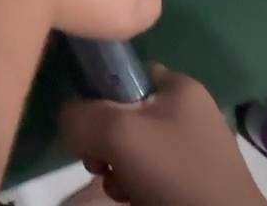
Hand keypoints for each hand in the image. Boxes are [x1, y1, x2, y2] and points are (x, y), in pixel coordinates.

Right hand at [59, 66, 266, 205]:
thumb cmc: (176, 177)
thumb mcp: (116, 133)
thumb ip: (79, 115)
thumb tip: (71, 123)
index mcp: (181, 88)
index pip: (124, 72)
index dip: (98, 91)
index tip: (88, 120)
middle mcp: (190, 114)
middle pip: (124, 113)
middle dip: (103, 140)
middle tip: (99, 162)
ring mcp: (195, 153)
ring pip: (133, 147)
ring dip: (114, 167)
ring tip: (117, 188)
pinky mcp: (195, 188)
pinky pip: (150, 175)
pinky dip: (134, 187)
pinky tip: (131, 201)